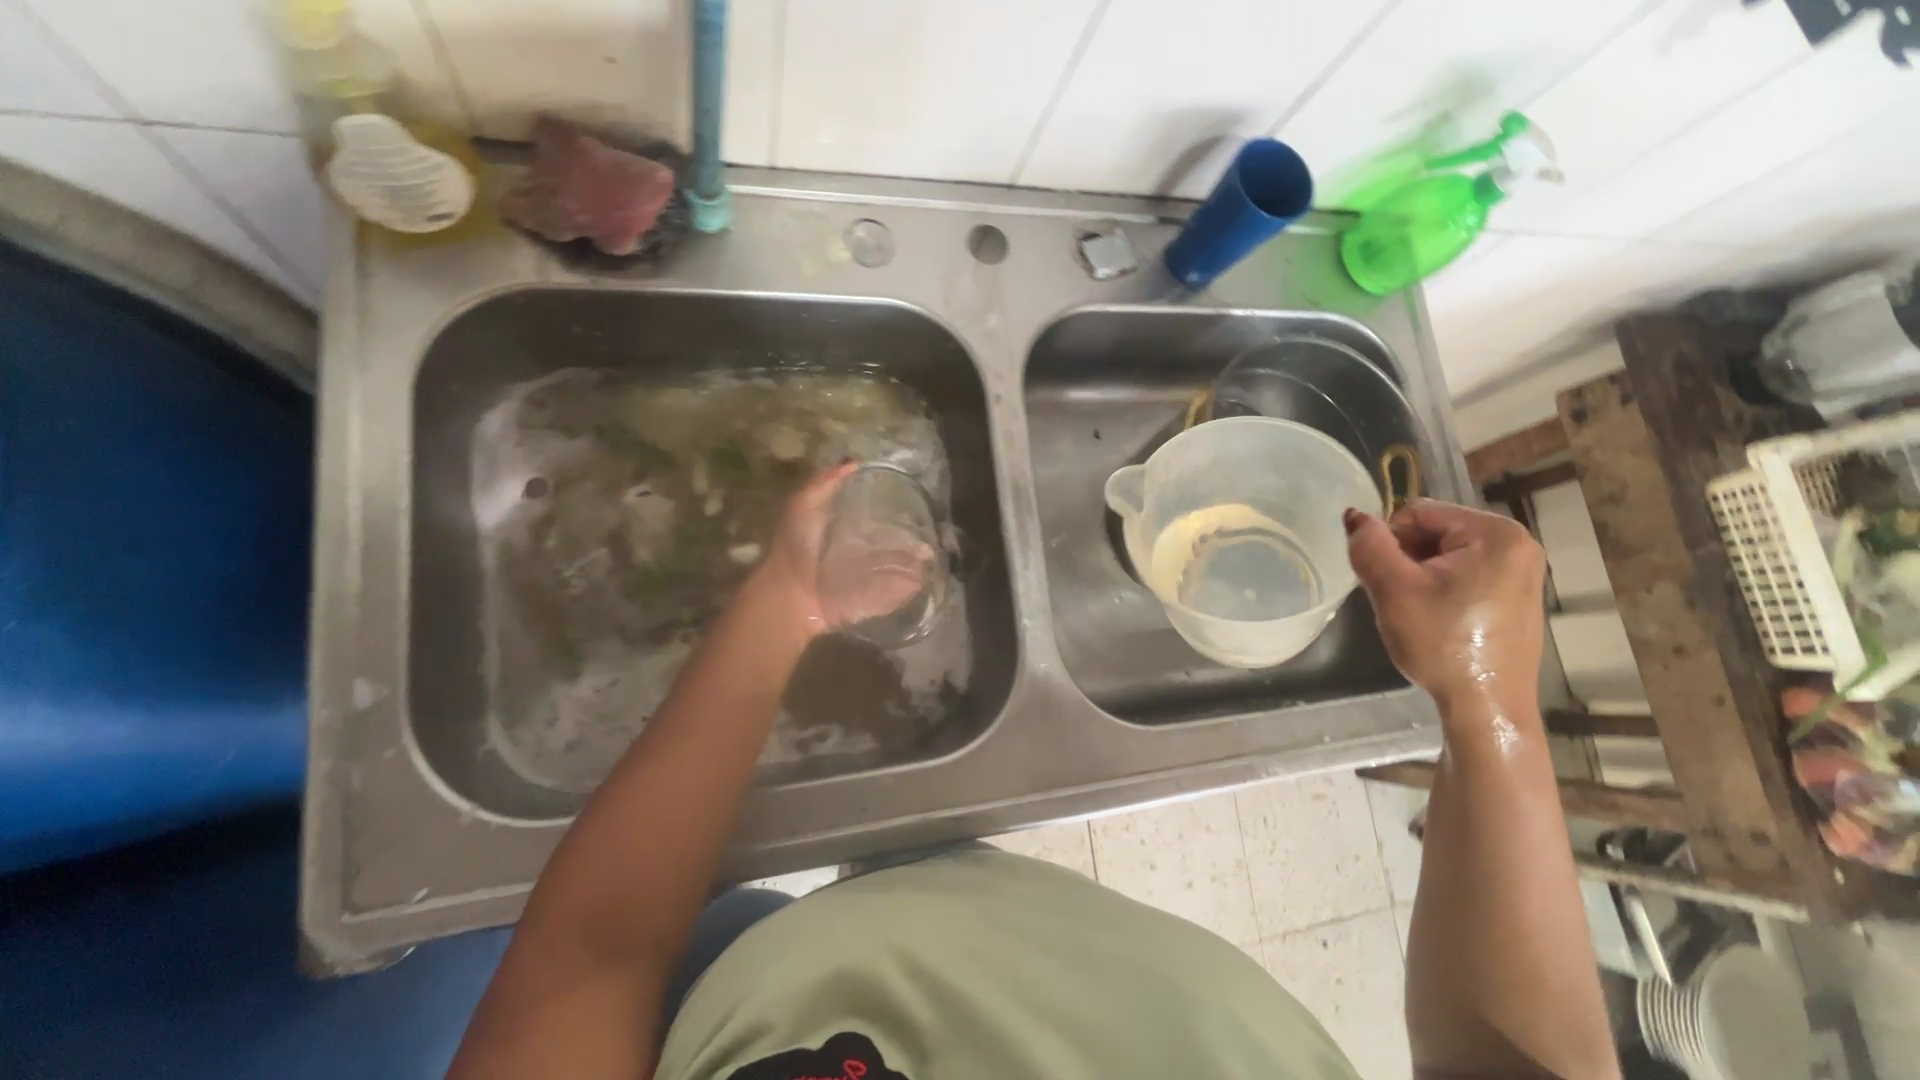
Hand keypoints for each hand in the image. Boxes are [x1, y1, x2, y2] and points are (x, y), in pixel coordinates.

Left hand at [746, 461, 932, 638]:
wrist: (790, 593)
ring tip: (932, 555)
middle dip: (912, 540)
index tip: (915, 501)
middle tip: (933, 533)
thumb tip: (853, 460)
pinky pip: (896, 593)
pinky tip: (925, 577)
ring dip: (915, 562)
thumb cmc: (795, 546)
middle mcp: (858, 553)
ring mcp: (867, 579)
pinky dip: (910, 586)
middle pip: (893, 544)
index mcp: (844, 530)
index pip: (876, 517)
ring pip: (900, 567)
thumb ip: (825, 482)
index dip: (895, 510)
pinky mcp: (870, 601)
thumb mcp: (804, 504)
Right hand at [1344, 498, 1545, 711]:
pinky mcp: (1519, 595)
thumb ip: (1369, 546)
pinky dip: (1444, 589)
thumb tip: (1354, 515)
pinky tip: (1439, 619)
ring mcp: (1523, 571)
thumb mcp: (1393, 590)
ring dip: (1422, 575)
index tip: (1387, 581)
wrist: (1486, 705)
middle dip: (1408, 559)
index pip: (1418, 513)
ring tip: (1418, 612)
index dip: (1390, 542)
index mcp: (1495, 533)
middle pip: (1436, 531)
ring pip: (1449, 554)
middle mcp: (1519, 543)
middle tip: (1400, 599)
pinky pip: (1468, 574)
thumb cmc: (1441, 644)